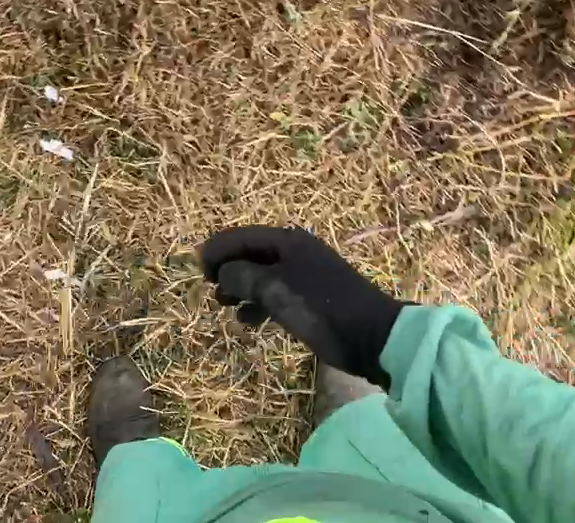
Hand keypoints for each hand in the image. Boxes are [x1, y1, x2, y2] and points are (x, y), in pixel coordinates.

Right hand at [199, 226, 404, 387]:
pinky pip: (275, 292)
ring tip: (224, 305)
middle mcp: (294, 251)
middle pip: (250, 253)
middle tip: (210, 288)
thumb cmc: (322, 308)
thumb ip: (244, 277)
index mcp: (287, 241)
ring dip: (240, 286)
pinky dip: (258, 302)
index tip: (199, 271)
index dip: (217, 251)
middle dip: (227, 268)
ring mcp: (304, 273)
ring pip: (261, 274)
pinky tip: (248, 320)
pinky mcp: (312, 297)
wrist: (374, 337)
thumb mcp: (276, 291)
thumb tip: (224, 272)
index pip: (241, 237)